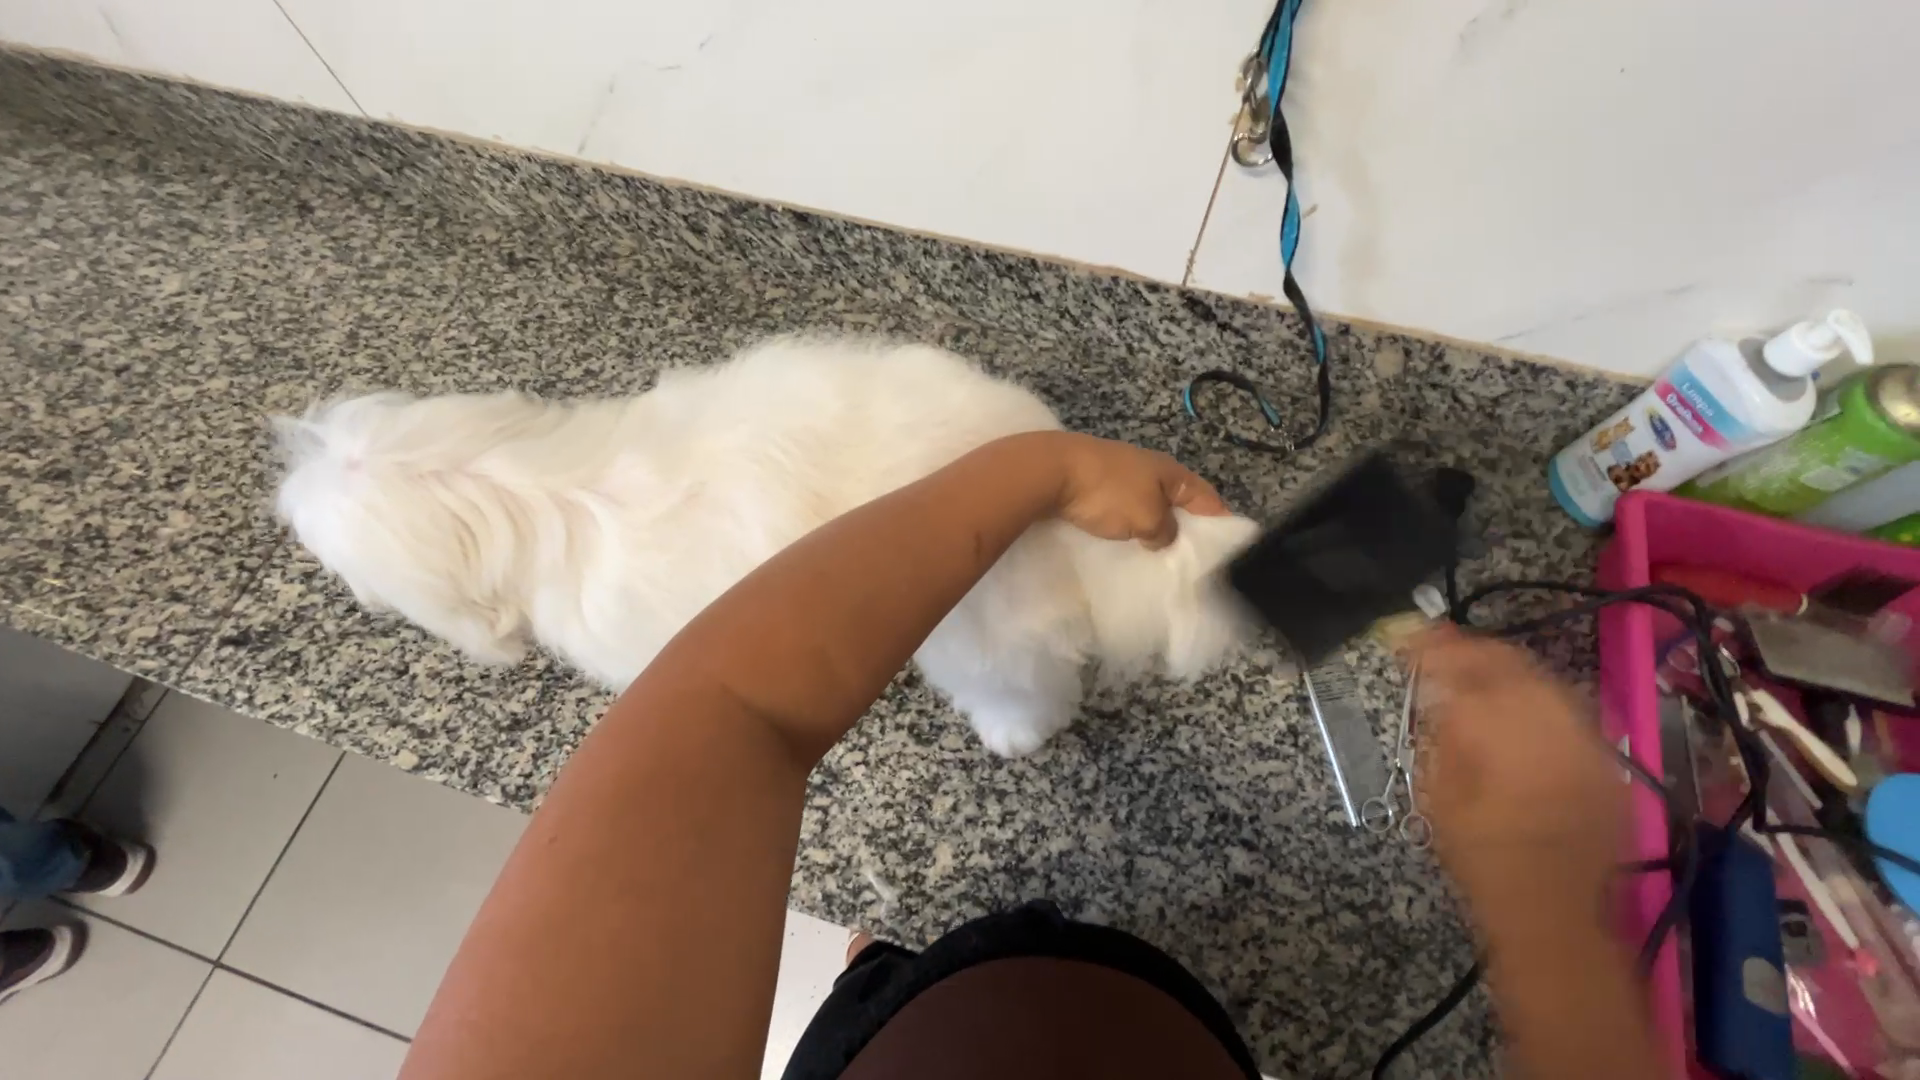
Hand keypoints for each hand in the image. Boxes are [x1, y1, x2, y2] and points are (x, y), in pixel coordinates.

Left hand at [1049, 433, 1228, 548]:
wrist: (1049, 471)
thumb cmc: (1107, 493)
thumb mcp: (1147, 518)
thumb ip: (1164, 531)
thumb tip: (1164, 536)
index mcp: (1168, 471)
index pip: (1205, 495)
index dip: (1218, 517)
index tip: (1226, 541)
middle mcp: (1146, 465)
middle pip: (1174, 496)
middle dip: (1182, 521)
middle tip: (1188, 551)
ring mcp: (1116, 470)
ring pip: (1145, 500)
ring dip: (1151, 521)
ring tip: (1154, 547)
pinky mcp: (1089, 479)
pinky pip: (1118, 503)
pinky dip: (1125, 519)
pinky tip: (1121, 534)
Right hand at [1410, 627, 1624, 913]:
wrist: (1552, 912)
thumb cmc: (1480, 858)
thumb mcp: (1438, 796)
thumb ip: (1441, 736)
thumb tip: (1437, 695)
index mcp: (1501, 745)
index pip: (1464, 675)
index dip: (1434, 650)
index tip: (1408, 637)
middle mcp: (1552, 735)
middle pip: (1511, 668)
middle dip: (1471, 648)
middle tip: (1437, 638)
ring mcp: (1586, 746)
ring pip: (1546, 680)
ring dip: (1506, 663)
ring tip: (1473, 657)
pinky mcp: (1605, 762)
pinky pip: (1570, 707)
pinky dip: (1538, 689)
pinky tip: (1516, 691)